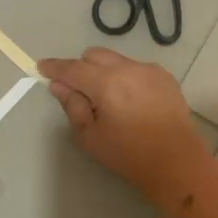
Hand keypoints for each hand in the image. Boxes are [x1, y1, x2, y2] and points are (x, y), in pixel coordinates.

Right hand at [38, 47, 210, 203]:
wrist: (176, 163)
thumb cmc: (128, 154)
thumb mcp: (90, 136)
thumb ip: (72, 106)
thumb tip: (59, 85)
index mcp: (107, 83)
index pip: (73, 68)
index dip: (55, 67)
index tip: (41, 66)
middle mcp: (128, 68)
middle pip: (94, 55)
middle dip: (81, 67)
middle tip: (77, 90)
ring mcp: (149, 70)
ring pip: (116, 60)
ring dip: (103, 71)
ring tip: (107, 99)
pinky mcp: (165, 77)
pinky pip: (135, 68)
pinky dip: (124, 77)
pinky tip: (129, 101)